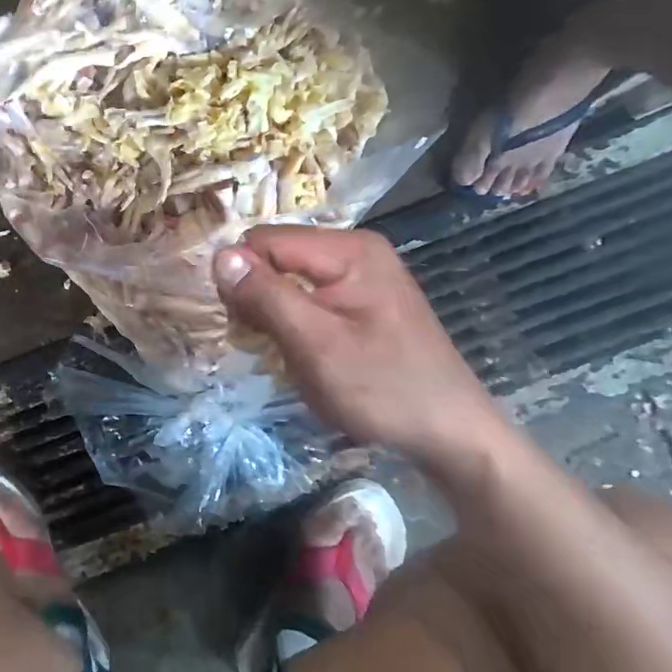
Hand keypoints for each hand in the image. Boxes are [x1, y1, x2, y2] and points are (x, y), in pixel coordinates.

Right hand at [213, 226, 510, 468]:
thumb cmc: (383, 389)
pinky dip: (302, 325)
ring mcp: (369, 276)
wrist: (452, 431)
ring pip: (296, 280)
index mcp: (350, 249)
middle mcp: (360, 250)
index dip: (242, 276)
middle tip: (265, 345)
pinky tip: (312, 355)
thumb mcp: (317, 345)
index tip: (240, 324)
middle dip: (262, 298)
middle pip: (282, 256)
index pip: (266, 240)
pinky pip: (318, 298)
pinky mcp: (370, 302)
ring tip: (291, 356)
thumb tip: (220, 255)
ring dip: (281, 316)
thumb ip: (267, 297)